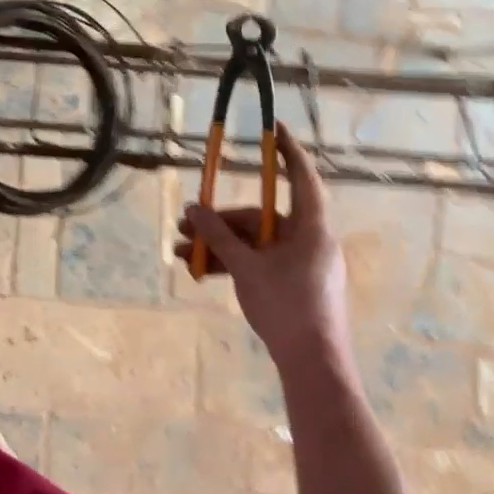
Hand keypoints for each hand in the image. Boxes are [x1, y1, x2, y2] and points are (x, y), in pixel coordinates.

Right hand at [174, 124, 350, 365]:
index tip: (273, 128)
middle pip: (261, 216)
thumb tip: (193, 208)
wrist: (312, 364)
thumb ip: (218, 235)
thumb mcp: (244, 266)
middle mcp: (310, 240)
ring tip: (181, 251)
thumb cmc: (286, 306)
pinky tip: (200, 270)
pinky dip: (232, 262)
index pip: (301, 178)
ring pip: (255, 241)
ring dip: (219, 244)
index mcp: (311, 228)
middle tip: (185, 221)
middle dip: (220, 219)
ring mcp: (303, 264)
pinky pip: (259, 261)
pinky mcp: (294, 284)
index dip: (287, 152)